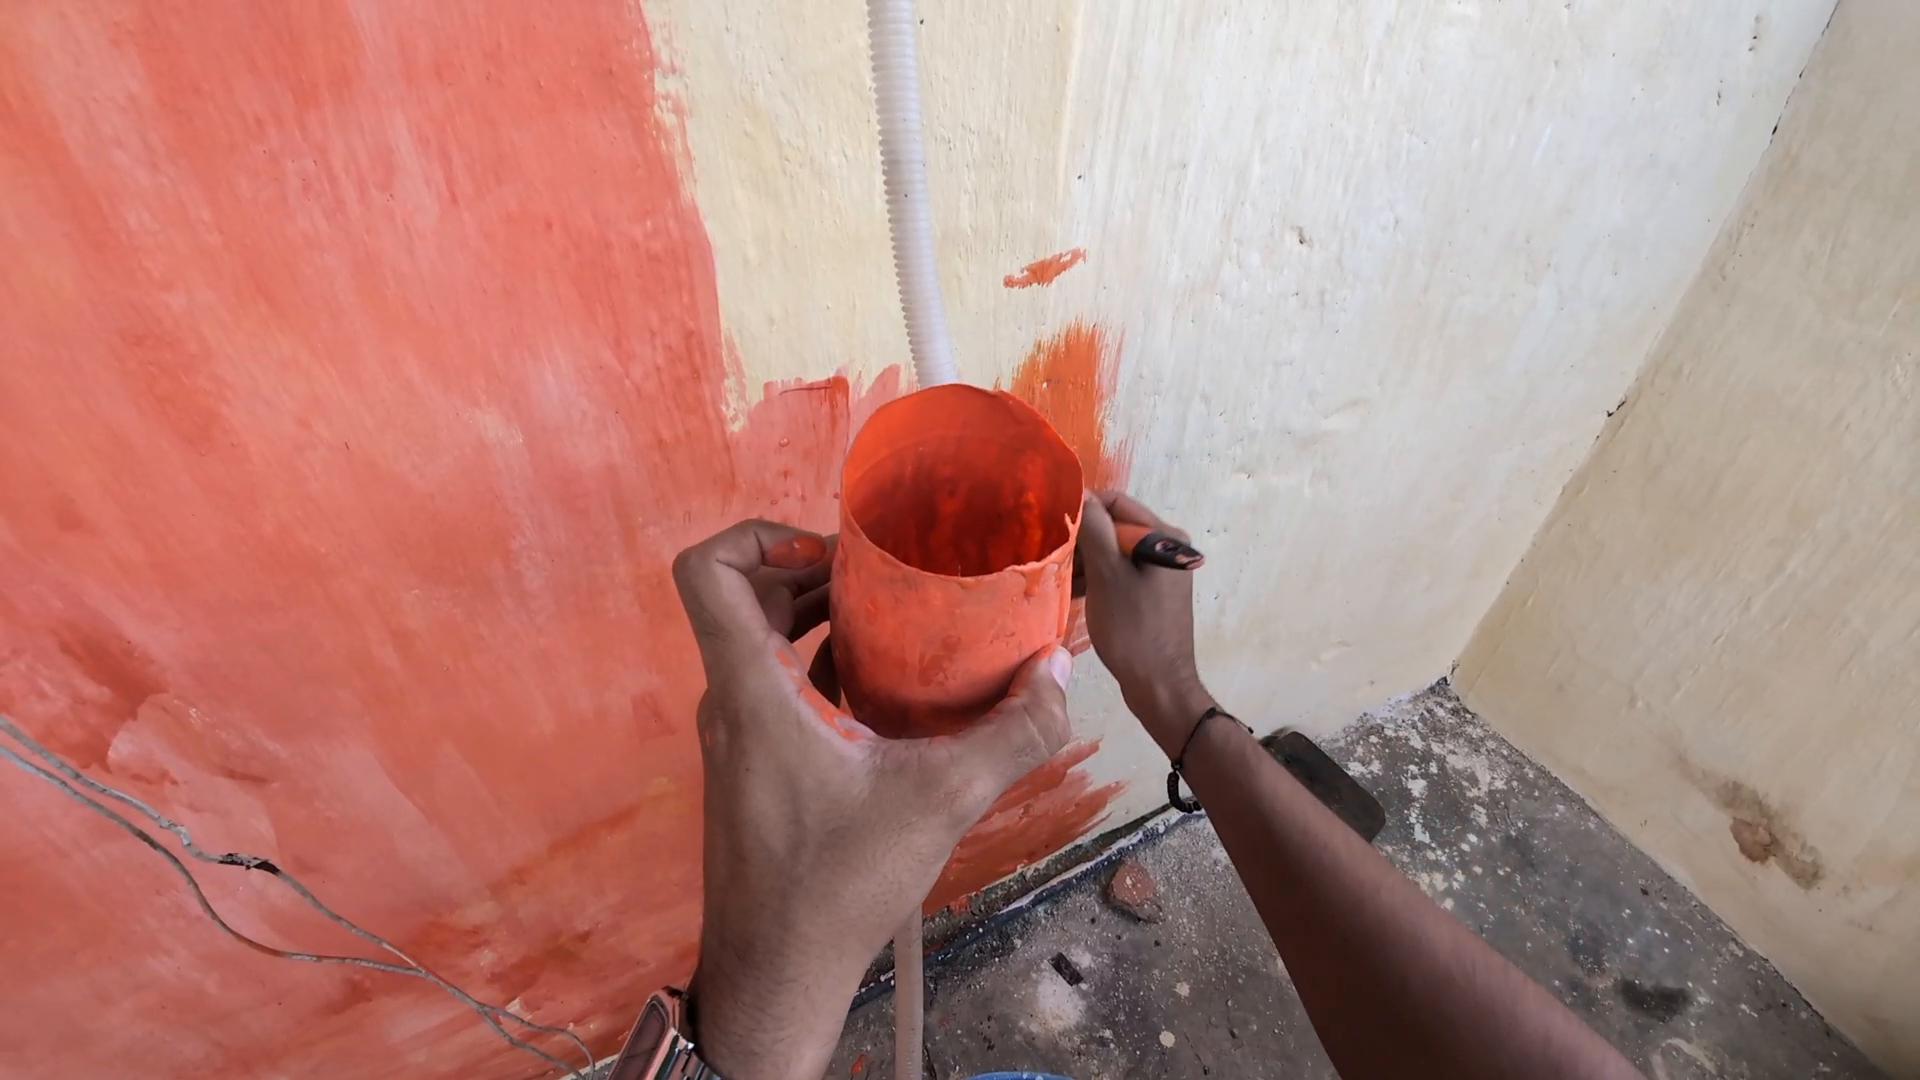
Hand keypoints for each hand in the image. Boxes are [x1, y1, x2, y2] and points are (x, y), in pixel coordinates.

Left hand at [672, 520, 1073, 1079]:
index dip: (759, 537)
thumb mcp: (941, 801)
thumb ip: (1013, 735)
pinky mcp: (754, 755)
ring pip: (764, 634)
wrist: (775, 977)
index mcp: (752, 687)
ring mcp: (739, 727)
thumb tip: (1057, 673)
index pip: (709, 571)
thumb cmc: (839, 883)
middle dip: (812, 565)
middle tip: (886, 570)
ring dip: (819, 608)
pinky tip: (882, 673)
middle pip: (748, 593)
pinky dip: (820, 653)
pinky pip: (777, 675)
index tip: (831, 553)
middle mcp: (732, 696)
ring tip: (892, 606)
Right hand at [1076, 491, 1216, 758]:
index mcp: (1163, 536)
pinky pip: (1117, 572)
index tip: (1049, 525)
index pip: (1115, 502)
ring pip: (1112, 551)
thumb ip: (1094, 529)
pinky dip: (1095, 578)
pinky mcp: (1151, 593)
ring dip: (1084, 562)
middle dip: (1080, 540)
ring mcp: (1159, 571)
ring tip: (1059, 580)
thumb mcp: (1107, 575)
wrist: (1159, 686)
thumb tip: (1080, 495)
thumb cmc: (1132, 629)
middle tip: (1051, 558)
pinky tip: (1072, 593)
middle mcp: (1166, 547)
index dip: (1081, 508)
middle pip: (1113, 527)